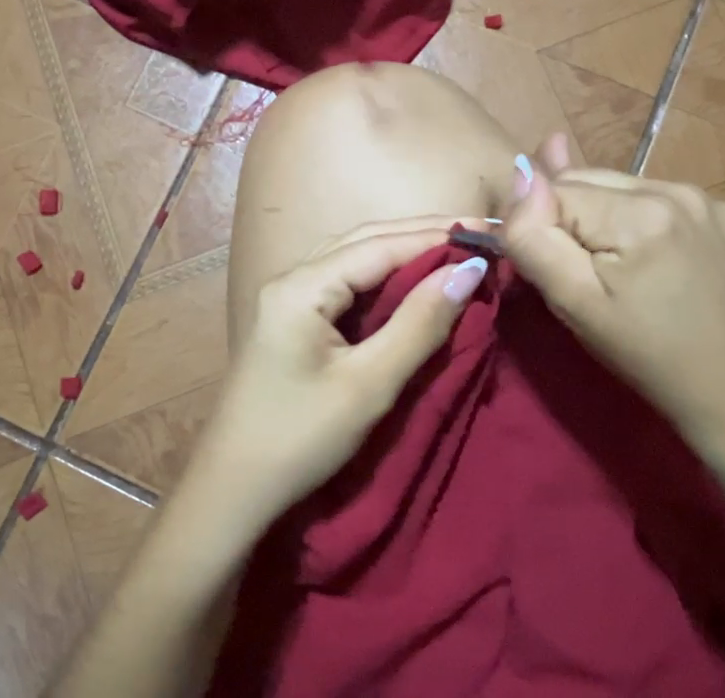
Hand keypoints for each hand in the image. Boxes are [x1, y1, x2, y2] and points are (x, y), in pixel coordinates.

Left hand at [183, 217, 489, 530]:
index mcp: (302, 287)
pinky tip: (411, 282)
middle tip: (479, 235)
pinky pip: (344, 283)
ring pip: (353, 259)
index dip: (436, 237)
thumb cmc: (301, 439)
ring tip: (454, 251)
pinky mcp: (292, 322)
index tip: (489, 234)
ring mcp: (287, 300)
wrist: (234, 490)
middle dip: (422, 235)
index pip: (380, 245)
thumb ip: (419, 324)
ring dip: (403, 251)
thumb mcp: (369, 384)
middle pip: (364, 241)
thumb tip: (468, 272)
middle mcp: (291, 280)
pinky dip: (383, 276)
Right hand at [501, 138, 724, 447]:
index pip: (556, 188)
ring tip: (636, 275)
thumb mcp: (575, 306)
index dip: (547, 229)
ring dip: (619, 221)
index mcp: (638, 211)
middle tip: (596, 278)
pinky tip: (676, 269)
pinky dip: (665, 229)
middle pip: (596, 180)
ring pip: (634, 190)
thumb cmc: (648, 357)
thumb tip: (521, 175)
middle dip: (581, 219)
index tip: (565, 273)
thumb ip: (534, 237)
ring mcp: (720, 203)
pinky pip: (678, 206)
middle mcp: (682, 189)